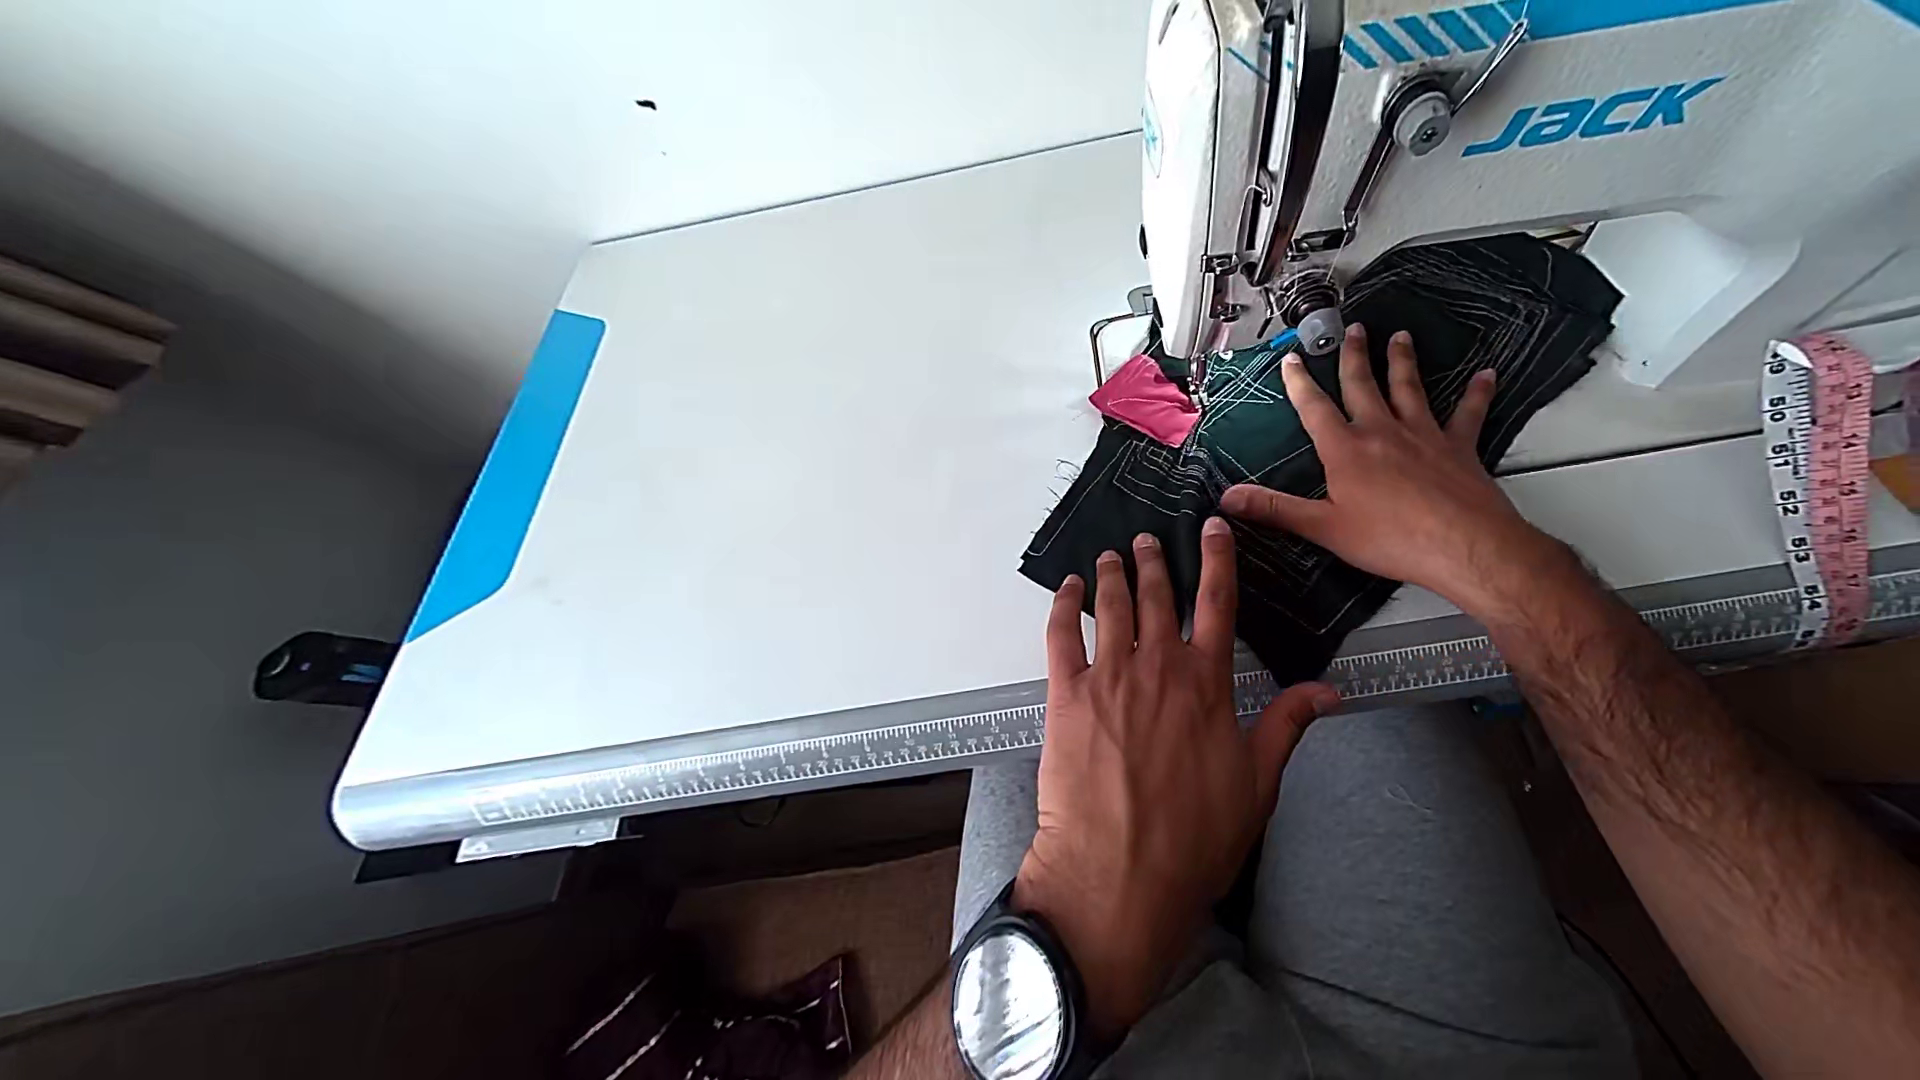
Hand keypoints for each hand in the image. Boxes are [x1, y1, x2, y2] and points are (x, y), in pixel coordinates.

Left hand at [1013, 519, 1335, 1042]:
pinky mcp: (1066, 693)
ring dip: (1111, 575)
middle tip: (1146, 539)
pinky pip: (1062, 634)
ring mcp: (1108, 676)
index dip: (1218, 561)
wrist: (1120, 869)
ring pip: (1111, 607)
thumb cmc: (1194, 834)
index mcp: (1206, 683)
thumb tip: (1330, 690)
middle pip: (1158, 598)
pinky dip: (1064, 605)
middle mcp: (1157, 667)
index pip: (1217, 604)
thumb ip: (1287, 725)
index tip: (1213, 529)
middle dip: (1153, 562)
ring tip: (1110, 554)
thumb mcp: (1257, 782)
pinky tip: (1066, 588)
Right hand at [1219, 324, 1570, 617]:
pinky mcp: (1459, 448)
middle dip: (1353, 356)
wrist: (1464, 547)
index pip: (1315, 408)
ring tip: (1400, 338)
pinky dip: (1476, 393)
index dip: (1299, 383)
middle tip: (1352, 331)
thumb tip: (1230, 497)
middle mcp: (1383, 433)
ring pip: (1410, 388)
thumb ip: (1274, 508)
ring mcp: (1424, 436)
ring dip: (1402, 361)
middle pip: (1364, 385)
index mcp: (1346, 450)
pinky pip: (1468, 414)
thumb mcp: (1322, 527)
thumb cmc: (1393, 539)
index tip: (1293, 361)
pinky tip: (1484, 376)